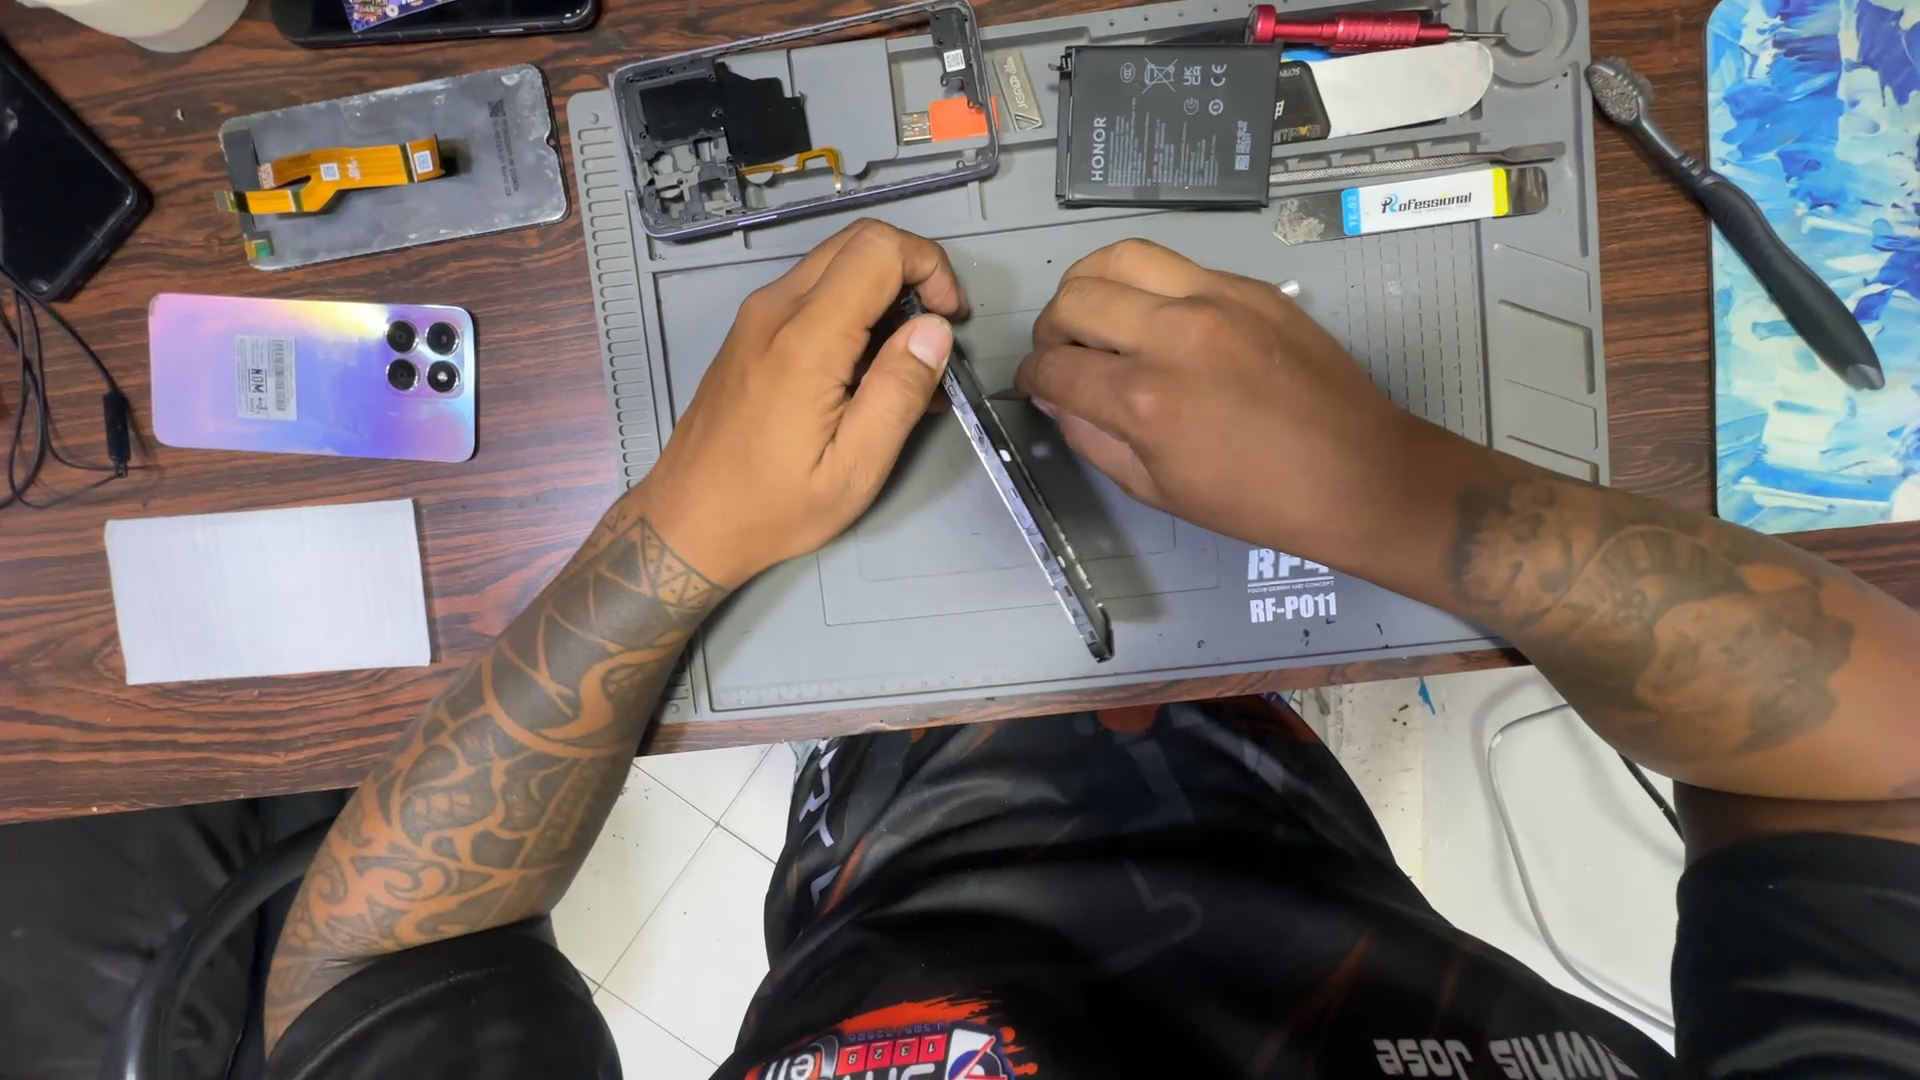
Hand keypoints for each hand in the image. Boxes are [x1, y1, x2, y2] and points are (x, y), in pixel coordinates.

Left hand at [634, 220, 966, 586]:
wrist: (689, 521)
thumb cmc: (773, 506)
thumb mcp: (854, 468)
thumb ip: (899, 392)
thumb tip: (934, 330)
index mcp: (805, 339)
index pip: (879, 249)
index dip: (929, 268)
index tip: (950, 321)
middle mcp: (775, 309)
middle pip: (857, 241)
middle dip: (912, 271)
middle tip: (936, 334)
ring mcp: (757, 317)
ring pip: (834, 263)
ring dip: (884, 293)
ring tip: (905, 363)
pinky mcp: (750, 333)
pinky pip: (812, 294)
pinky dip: (853, 310)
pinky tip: (866, 370)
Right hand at [1014, 239, 1428, 554]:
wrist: (1354, 472)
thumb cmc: (1249, 499)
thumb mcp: (1152, 487)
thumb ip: (1089, 437)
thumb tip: (1055, 396)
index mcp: (1144, 400)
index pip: (1053, 366)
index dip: (1029, 376)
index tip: (1033, 382)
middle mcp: (1172, 335)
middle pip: (1073, 300)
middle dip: (1049, 329)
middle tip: (1063, 354)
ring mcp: (1214, 299)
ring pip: (1116, 258)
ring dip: (1088, 287)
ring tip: (1096, 316)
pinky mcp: (1247, 286)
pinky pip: (1171, 263)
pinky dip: (1142, 284)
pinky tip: (1153, 315)